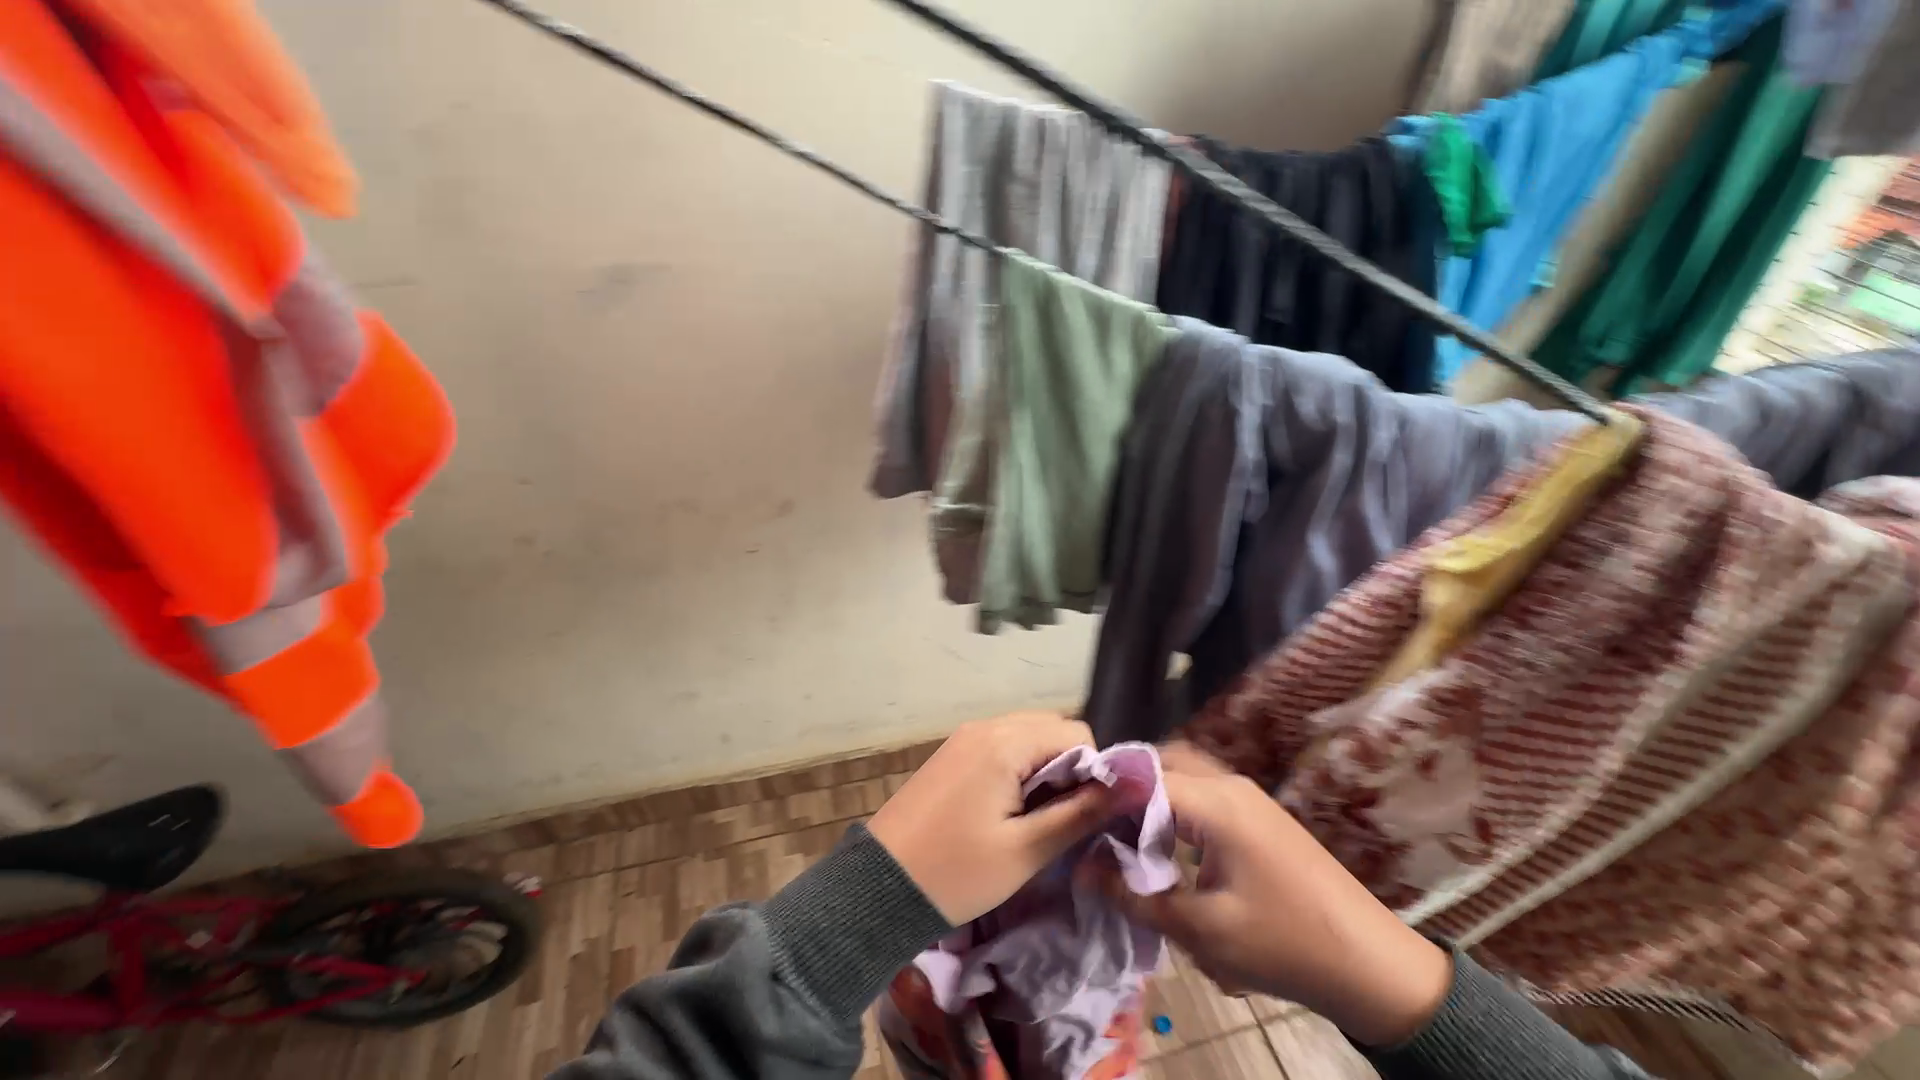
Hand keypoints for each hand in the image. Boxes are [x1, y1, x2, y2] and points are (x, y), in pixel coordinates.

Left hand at [867, 711, 1114, 924]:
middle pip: (1052, 729)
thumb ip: (1081, 812)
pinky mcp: (952, 754)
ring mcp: (964, 738)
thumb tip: (1136, 783)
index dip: (1094, 771)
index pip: (1077, 733)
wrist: (878, 887)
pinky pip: (1002, 748)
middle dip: (1070, 769)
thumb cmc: (957, 873)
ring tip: (1035, 821)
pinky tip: (1009, 812)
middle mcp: (985, 727)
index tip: (1086, 815)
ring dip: (1044, 771)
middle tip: (1060, 820)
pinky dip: (1018, 771)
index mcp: (1005, 742)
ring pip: (1028, 738)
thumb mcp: (1026, 850)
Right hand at [1091, 743, 1453, 1047]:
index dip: (1102, 797)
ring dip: (1153, 798)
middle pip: (1162, 763)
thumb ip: (1134, 896)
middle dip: (1126, 790)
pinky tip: (1167, 849)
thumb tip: (1082, 869)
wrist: (1370, 964)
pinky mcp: (1260, 817)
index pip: (1140, 778)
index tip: (1073, 823)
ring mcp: (1250, 798)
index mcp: (1216, 803)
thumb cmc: (1282, 943)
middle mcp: (1231, 785)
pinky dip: (1177, 809)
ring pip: (1185, 776)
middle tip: (1097, 827)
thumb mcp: (1200, 929)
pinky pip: (1205, 795)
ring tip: (1125, 839)